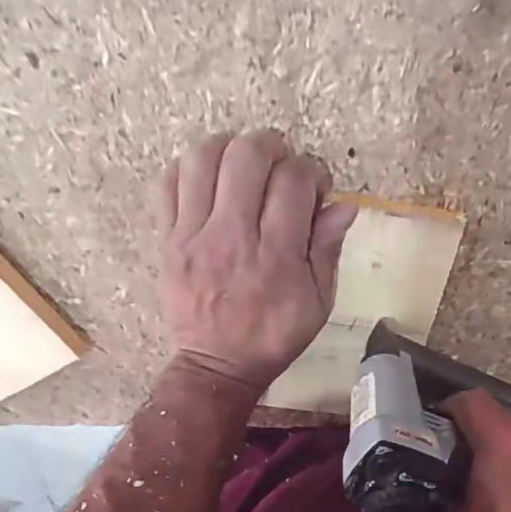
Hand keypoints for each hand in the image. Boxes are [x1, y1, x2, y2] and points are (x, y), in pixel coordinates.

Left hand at [159, 130, 359, 389]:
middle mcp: (234, 237)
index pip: (294, 182)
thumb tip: (343, 204)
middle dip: (273, 147)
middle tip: (282, 162)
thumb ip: (328, 249)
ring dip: (230, 148)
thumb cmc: (275, 335)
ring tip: (245, 164)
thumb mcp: (318, 302)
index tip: (317, 184)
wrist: (218, 365)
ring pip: (203, 157)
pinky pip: (171, 181)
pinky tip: (212, 181)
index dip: (312, 170)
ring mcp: (194, 235)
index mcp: (278, 256)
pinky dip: (193, 169)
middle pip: (248, 156)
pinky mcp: (168, 239)